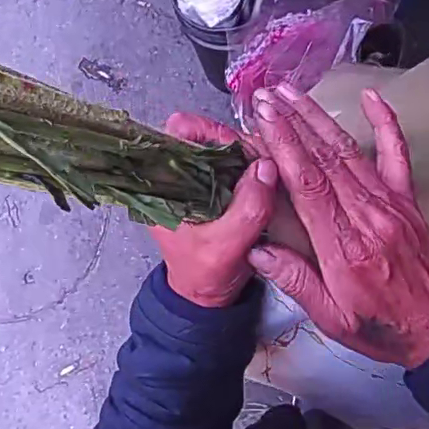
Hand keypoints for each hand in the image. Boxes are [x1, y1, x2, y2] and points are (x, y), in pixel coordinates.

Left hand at [147, 113, 278, 307]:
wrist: (207, 296)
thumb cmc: (204, 275)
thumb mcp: (227, 246)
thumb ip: (248, 210)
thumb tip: (265, 169)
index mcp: (163, 185)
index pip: (178, 132)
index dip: (207, 131)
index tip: (235, 146)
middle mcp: (177, 177)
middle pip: (206, 135)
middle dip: (236, 144)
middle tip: (259, 161)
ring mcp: (197, 181)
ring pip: (224, 148)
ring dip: (248, 156)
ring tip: (264, 171)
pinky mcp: (215, 188)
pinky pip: (236, 164)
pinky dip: (253, 167)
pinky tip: (265, 179)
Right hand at [246, 84, 428, 367]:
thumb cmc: (387, 326)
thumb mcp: (333, 318)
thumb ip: (295, 281)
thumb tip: (257, 251)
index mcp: (344, 246)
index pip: (307, 183)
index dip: (283, 144)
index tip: (264, 117)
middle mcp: (368, 215)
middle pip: (324, 158)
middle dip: (292, 121)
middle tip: (265, 95)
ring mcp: (390, 202)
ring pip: (349, 149)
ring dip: (318, 117)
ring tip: (293, 92)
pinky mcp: (407, 199)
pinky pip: (397, 153)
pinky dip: (386, 122)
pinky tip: (373, 97)